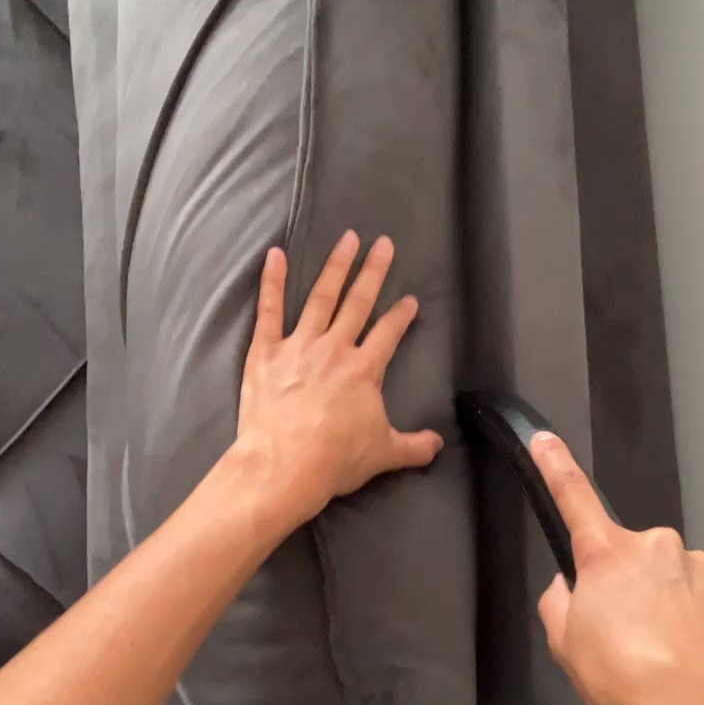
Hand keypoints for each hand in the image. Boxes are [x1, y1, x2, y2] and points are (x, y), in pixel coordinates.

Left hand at [234, 231, 442, 521]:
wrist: (285, 464)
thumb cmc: (336, 458)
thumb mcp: (383, 454)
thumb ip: (413, 446)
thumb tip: (437, 445)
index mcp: (365, 369)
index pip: (389, 333)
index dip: (401, 315)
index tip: (410, 299)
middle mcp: (335, 348)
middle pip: (358, 303)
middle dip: (373, 272)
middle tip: (383, 244)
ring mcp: (299, 346)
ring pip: (320, 298)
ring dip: (335, 267)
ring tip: (346, 239)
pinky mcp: (266, 353)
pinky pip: (269, 311)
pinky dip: (271, 282)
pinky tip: (274, 254)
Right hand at [530, 433, 703, 704]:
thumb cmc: (624, 683)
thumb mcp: (567, 648)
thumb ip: (560, 604)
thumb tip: (573, 586)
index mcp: (607, 554)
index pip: (573, 498)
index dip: (554, 466)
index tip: (544, 438)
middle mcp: (655, 546)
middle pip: (623, 555)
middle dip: (618, 584)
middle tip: (617, 638)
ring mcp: (697, 567)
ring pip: (662, 577)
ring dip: (656, 603)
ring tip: (657, 657)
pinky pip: (693, 596)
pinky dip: (686, 619)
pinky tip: (686, 658)